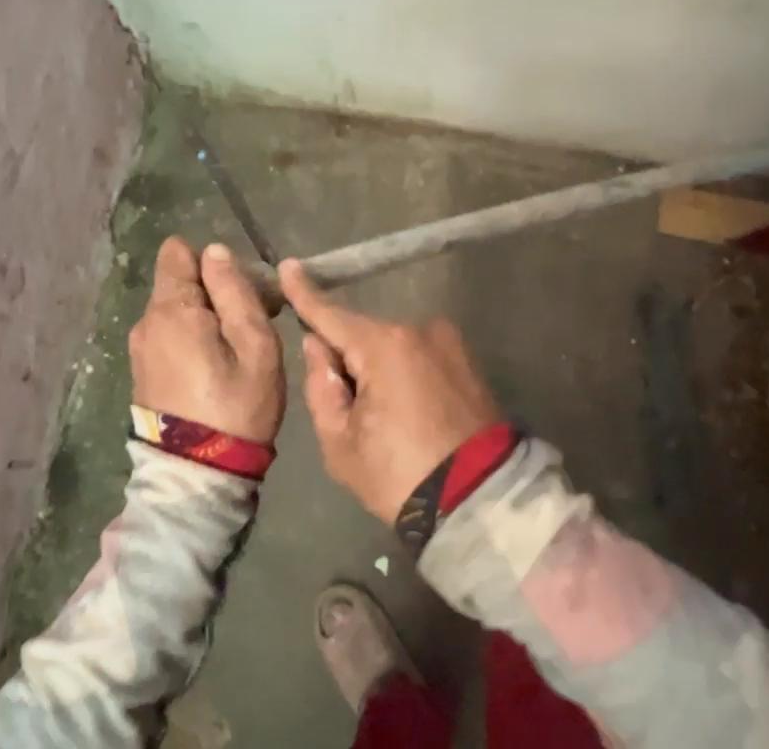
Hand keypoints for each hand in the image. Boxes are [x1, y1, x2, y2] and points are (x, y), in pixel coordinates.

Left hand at [128, 237, 285, 442]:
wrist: (197, 474)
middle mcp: (145, 322)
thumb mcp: (255, 345)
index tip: (240, 292)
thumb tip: (216, 252)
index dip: (213, 263)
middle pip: (179, 282)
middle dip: (214, 293)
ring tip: (236, 354)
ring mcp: (140, 350)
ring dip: (205, 320)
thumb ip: (235, 292)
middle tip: (250, 326)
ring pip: (176, 312)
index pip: (178, 252)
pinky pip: (169, 338)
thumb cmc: (236, 406)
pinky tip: (215, 371)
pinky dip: (192, 343)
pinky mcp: (142, 373)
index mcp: (170, 309)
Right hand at [281, 259, 500, 520]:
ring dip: (377, 369)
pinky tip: (406, 415)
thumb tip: (318, 346)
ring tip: (382, 421)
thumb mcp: (340, 441)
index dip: (305, 293)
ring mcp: (450, 344)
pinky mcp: (468, 362)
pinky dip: (404, 376)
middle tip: (345, 408)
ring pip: (392, 348)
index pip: (332, 315)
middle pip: (363, 335)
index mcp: (384, 345)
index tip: (287, 266)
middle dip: (346, 358)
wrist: (480, 502)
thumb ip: (321, 385)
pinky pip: (419, 358)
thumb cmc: (399, 474)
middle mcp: (419, 330)